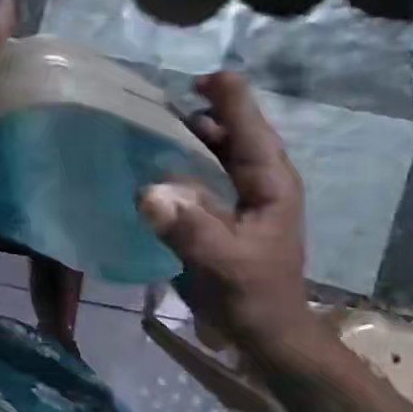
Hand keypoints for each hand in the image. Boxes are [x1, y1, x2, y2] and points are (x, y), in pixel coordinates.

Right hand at [137, 71, 322, 353]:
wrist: (264, 332)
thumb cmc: (252, 295)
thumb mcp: (224, 264)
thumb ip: (189, 229)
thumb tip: (147, 191)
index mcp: (270, 180)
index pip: (250, 125)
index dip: (227, 98)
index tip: (195, 80)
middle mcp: (257, 177)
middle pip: (229, 129)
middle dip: (196, 110)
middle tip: (150, 102)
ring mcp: (238, 191)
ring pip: (212, 147)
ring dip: (182, 133)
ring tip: (142, 123)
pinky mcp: (220, 205)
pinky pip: (198, 168)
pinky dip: (176, 157)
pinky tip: (147, 160)